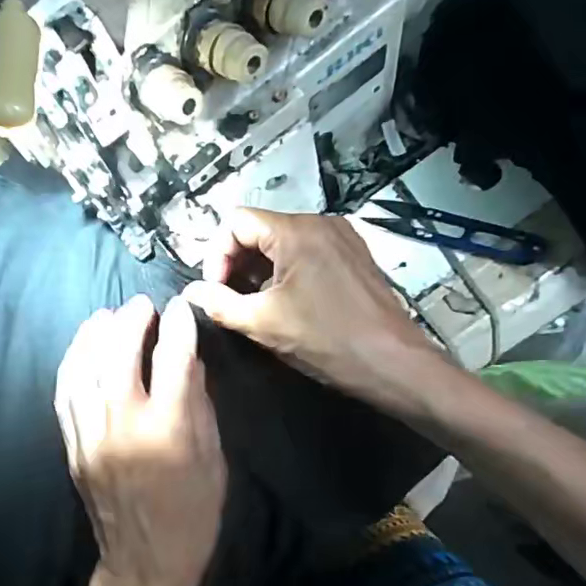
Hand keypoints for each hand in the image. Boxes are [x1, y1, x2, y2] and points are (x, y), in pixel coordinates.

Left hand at [55, 295, 226, 585]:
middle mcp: (124, 427)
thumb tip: (187, 356)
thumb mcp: (213, 459)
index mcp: (169, 432)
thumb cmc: (192, 514)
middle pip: (119, 355)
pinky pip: (65, 393)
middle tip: (142, 305)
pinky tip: (83, 347)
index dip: (177, 327)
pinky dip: (73, 362)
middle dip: (131, 321)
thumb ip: (198, 404)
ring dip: (95, 335)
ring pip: (85, 369)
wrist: (144, 563)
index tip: (179, 308)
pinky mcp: (72, 446)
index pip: (172, 361)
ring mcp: (91, 436)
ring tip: (108, 315)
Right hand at [180, 209, 450, 416]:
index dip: (216, 255)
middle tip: (228, 300)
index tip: (215, 290)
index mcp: (296, 231)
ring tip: (252, 305)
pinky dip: (283, 272)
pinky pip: (304, 252)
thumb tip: (191, 292)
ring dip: (257, 270)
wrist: (395, 363)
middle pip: (258, 229)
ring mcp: (340, 238)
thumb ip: (218, 303)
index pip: (235, 222)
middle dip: (235, 263)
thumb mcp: (262, 323)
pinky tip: (282, 303)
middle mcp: (320, 223)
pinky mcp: (351, 256)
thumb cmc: (327, 341)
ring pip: (280, 242)